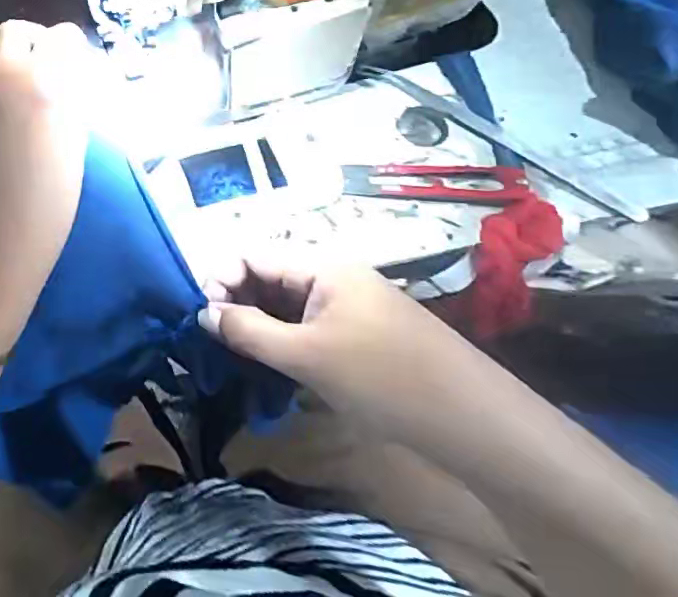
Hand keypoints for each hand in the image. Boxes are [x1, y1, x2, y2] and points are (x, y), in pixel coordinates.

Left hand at [0, 21, 97, 356]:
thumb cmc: (46, 207)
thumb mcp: (76, 148)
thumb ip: (72, 101)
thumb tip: (69, 77)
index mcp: (44, 83)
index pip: (63, 37)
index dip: (74, 49)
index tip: (79, 66)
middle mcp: (2, 72)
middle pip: (18, 30)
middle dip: (37, 41)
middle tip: (51, 67)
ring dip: (4, 48)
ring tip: (20, 76)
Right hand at [198, 244, 470, 432]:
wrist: (476, 422)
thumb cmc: (385, 379)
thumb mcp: (307, 356)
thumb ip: (249, 331)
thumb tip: (203, 312)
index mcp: (321, 265)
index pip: (252, 253)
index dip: (220, 277)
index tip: (202, 316)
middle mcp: (332, 274)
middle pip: (268, 274)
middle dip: (236, 299)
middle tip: (217, 339)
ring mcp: (348, 303)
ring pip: (286, 301)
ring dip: (258, 321)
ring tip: (238, 353)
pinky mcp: (359, 331)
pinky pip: (307, 322)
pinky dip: (283, 337)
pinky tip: (273, 362)